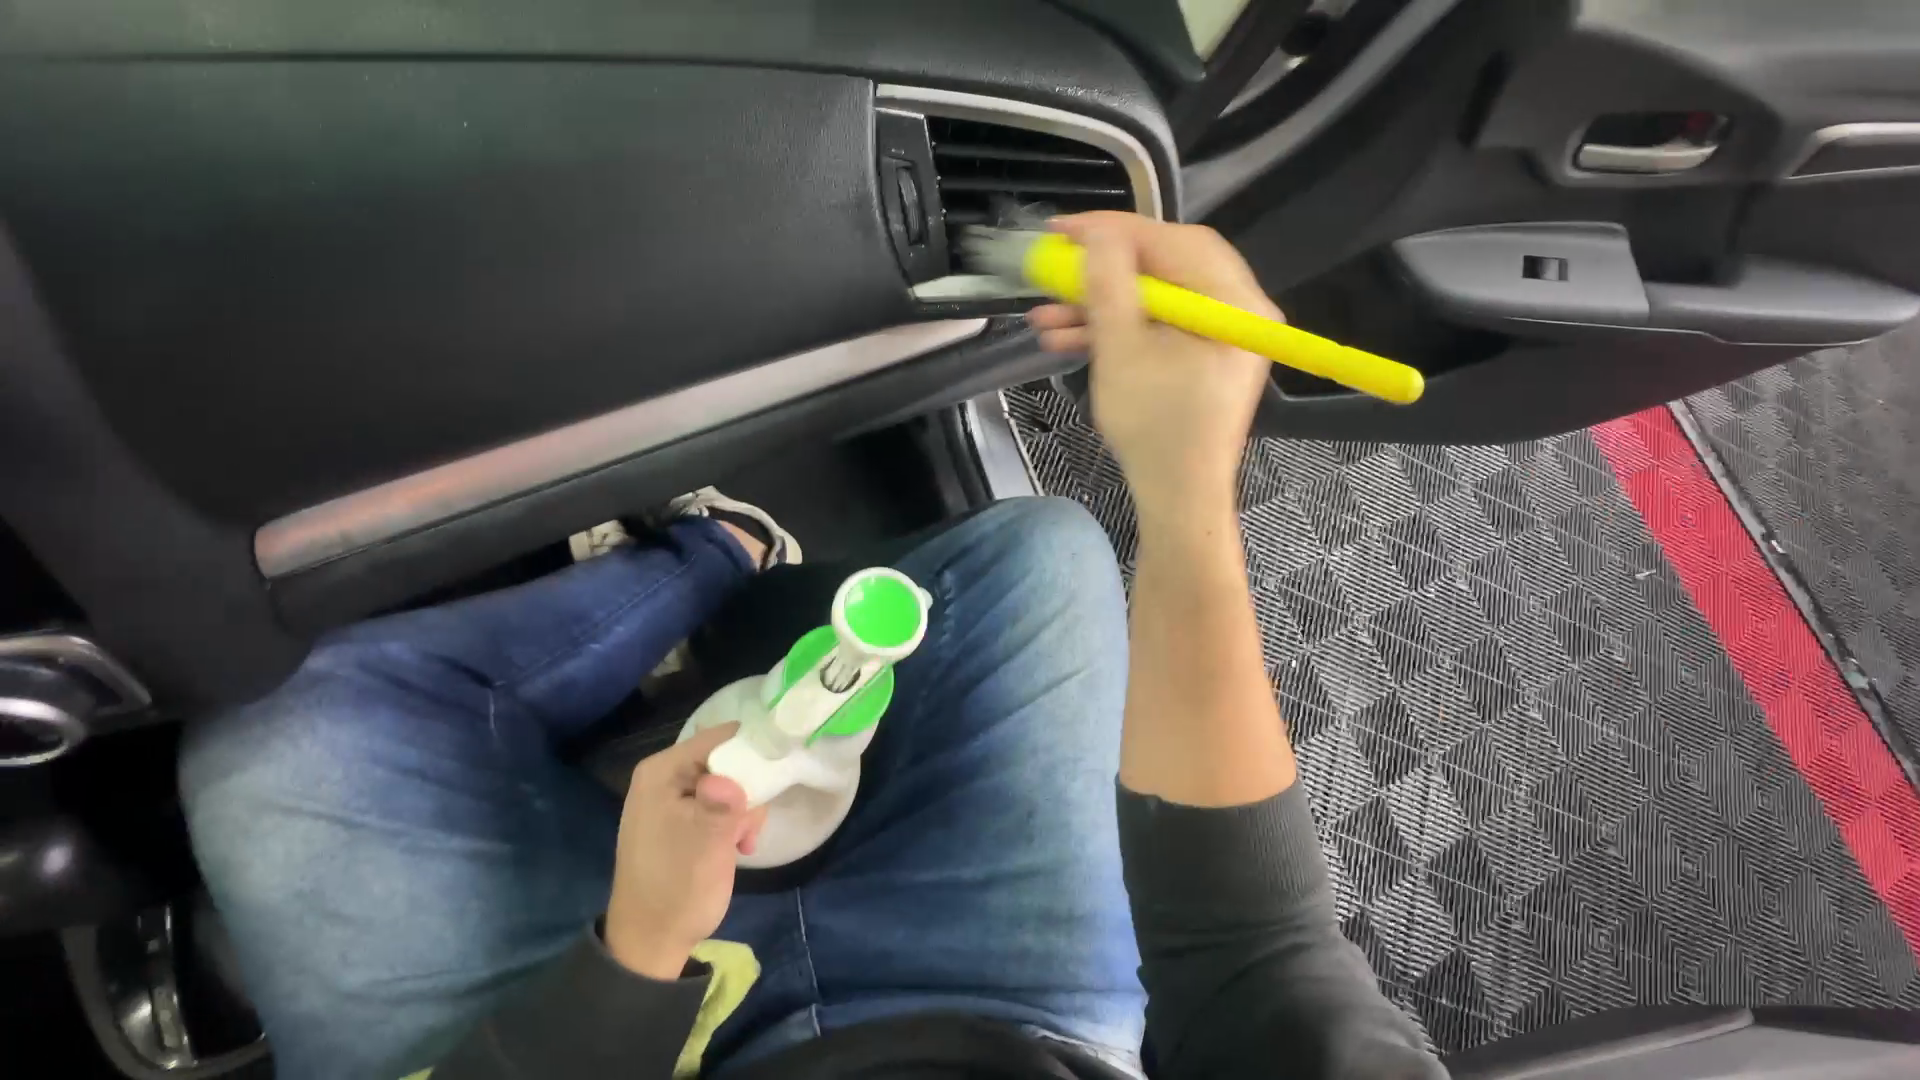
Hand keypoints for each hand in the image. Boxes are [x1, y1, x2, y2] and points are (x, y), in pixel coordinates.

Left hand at [603, 723, 766, 979]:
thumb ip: (720, 807)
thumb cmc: (676, 889)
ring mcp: (674, 797)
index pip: (721, 737)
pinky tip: (738, 847)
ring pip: (731, 783)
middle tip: (750, 824)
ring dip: (745, 811)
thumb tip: (728, 780)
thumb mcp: (704, 846)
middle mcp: (666, 775)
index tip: (779, 773)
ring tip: (743, 842)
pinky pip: (721, 803)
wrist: (651, 942)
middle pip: (728, 759)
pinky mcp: (684, 819)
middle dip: (749, 789)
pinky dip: (735, 823)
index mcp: (663, 771)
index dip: (753, 750)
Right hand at [1028, 212, 1278, 525]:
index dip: (1111, 231)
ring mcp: (1218, 335)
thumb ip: (1107, 284)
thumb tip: (1096, 234)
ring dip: (1097, 305)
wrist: (1177, 497)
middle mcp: (1235, 310)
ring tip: (1044, 316)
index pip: (1172, 241)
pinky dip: (1115, 330)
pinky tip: (1066, 336)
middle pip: (1163, 266)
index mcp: (1232, 302)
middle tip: (1054, 267)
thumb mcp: (1122, 351)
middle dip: (1100, 270)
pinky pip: (1156, 328)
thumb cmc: (1156, 429)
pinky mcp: (1200, 357)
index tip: (1061, 229)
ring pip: (1152, 300)